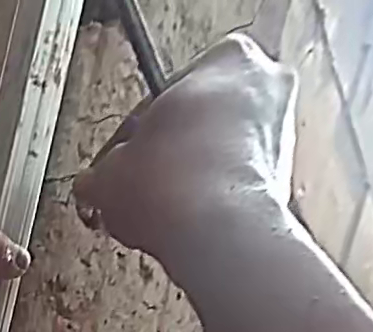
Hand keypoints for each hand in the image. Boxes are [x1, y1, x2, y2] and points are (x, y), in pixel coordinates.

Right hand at [76, 33, 296, 274]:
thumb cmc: (168, 186)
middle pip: (192, 128)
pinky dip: (205, 206)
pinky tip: (178, 228)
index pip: (159, 100)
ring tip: (152, 217)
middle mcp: (263, 84)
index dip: (127, 143)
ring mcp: (278, 132)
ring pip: (213, 159)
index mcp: (224, 59)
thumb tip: (91, 186)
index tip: (114, 169)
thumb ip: (97, 175)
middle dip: (160, 163)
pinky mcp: (281, 178)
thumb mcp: (106, 176)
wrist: (213, 232)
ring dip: (182, 186)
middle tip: (132, 192)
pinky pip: (229, 189)